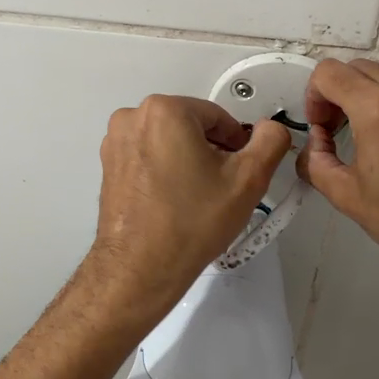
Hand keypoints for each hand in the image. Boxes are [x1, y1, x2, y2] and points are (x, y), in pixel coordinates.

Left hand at [92, 94, 291, 301]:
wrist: (141, 268)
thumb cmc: (192, 222)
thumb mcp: (248, 179)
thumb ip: (270, 142)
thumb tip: (271, 129)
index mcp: (165, 110)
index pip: (218, 117)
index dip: (237, 144)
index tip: (242, 172)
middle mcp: (133, 118)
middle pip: (191, 127)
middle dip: (211, 152)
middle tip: (223, 187)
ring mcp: (115, 144)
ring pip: (168, 143)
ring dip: (188, 162)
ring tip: (198, 199)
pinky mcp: (107, 168)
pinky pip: (148, 159)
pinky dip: (165, 173)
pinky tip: (175, 203)